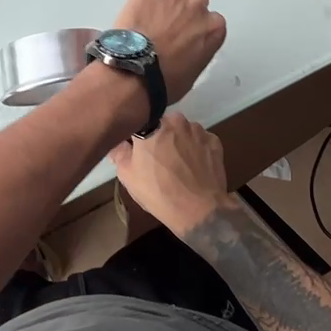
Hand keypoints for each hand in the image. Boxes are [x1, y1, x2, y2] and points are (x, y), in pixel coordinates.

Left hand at [109, 0, 226, 103]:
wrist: (135, 75)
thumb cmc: (163, 82)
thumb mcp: (191, 75)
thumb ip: (196, 54)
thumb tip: (186, 54)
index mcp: (213, 30)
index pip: (214, 20)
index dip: (200, 26)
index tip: (189, 34)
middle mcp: (197, 9)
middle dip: (185, 9)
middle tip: (170, 22)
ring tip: (158, 4)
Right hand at [109, 114, 229, 236]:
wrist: (199, 210)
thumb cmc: (158, 192)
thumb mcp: (128, 175)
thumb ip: (119, 152)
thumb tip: (116, 143)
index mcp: (151, 125)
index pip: (139, 122)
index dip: (136, 136)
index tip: (136, 148)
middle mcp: (176, 120)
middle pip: (163, 124)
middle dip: (159, 137)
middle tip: (157, 159)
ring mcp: (198, 130)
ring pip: (183, 131)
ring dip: (179, 141)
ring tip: (178, 164)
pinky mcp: (214, 141)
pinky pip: (200, 140)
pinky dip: (196, 149)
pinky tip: (194, 166)